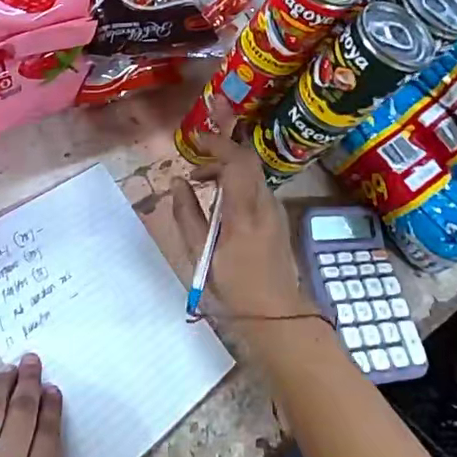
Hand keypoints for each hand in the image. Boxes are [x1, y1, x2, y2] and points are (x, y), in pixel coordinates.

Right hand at [169, 101, 316, 328]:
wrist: (277, 315)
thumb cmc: (233, 288)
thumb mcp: (200, 255)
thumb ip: (187, 214)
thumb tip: (178, 182)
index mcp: (244, 213)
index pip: (237, 162)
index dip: (217, 145)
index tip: (196, 141)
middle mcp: (265, 204)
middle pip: (247, 160)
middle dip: (221, 150)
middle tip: (196, 158)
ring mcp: (275, 210)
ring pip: (252, 173)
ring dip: (227, 168)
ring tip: (202, 181)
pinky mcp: (278, 217)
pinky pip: (256, 187)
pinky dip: (237, 181)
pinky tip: (221, 200)